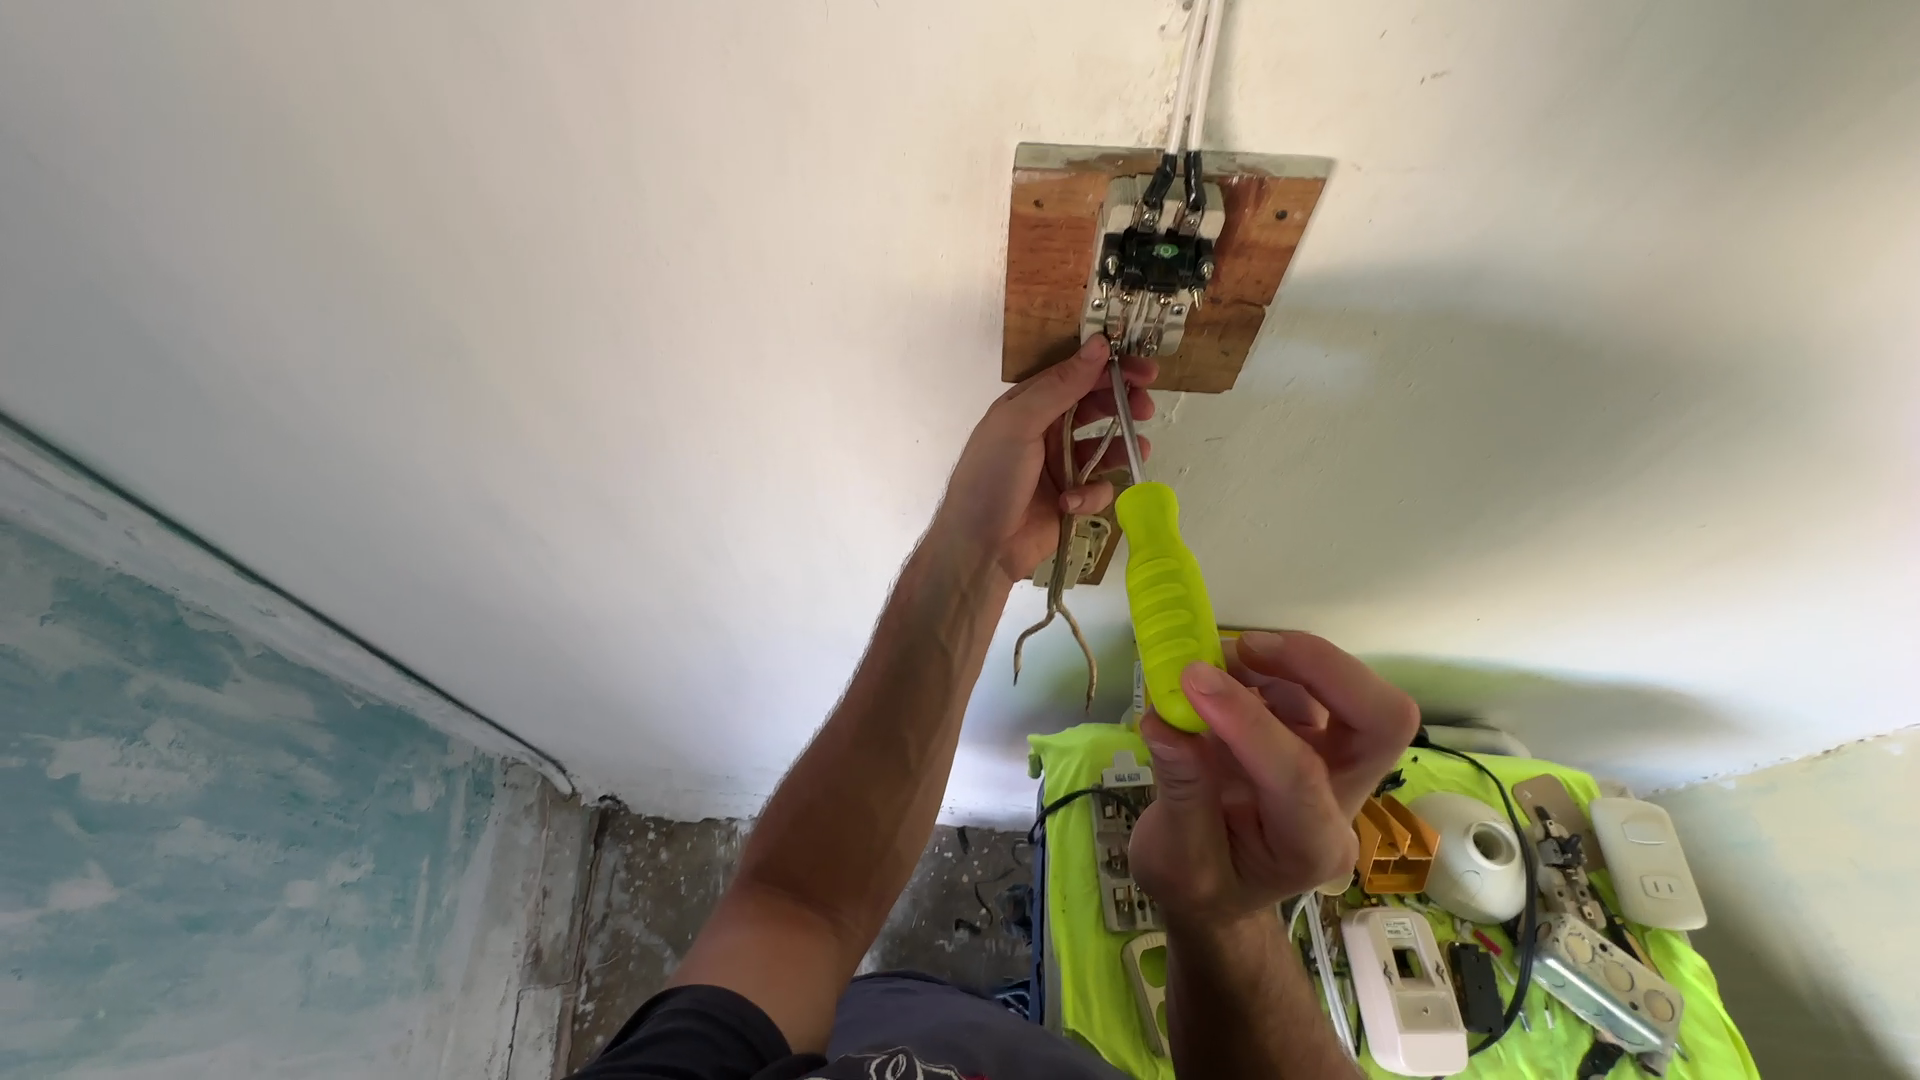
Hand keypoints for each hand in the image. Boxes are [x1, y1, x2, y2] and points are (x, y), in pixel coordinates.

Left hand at [929, 336, 1155, 587]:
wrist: (980, 546)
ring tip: (1136, 451)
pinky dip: (1092, 494)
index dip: (1109, 369)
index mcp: (1028, 406)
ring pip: (1105, 448)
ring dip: (1121, 448)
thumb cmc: (991, 477)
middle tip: (1146, 407)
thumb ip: (1060, 386)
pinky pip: (1098, 488)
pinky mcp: (1071, 499)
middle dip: (1122, 405)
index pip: (1075, 376)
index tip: (1144, 370)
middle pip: (1095, 408)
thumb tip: (1099, 344)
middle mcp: (1045, 431)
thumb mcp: (1018, 423)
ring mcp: (1059, 466)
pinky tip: (1071, 503)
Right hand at [1128, 631, 1420, 926]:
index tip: (1191, 678)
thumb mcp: (1173, 858)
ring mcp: (1332, 766)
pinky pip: (1311, 686)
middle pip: (1381, 722)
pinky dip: (1270, 665)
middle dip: (1322, 669)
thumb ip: (1178, 788)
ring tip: (1218, 656)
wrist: (1215, 896)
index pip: (1297, 773)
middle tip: (1248, 647)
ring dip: (1288, 660)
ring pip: (1353, 695)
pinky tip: (1224, 671)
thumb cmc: (1196, 886)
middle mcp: (1341, 801)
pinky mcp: (1313, 738)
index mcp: (1311, 845)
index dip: (1246, 719)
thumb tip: (1163, 719)